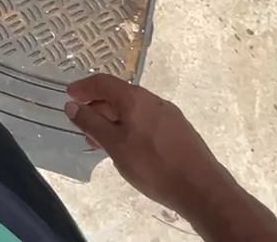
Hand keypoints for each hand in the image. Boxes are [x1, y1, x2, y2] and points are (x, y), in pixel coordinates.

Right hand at [65, 74, 276, 241]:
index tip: (70, 97)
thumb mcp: (114, 145)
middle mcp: (153, 100)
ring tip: (107, 141)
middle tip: (85, 124)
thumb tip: (71, 105)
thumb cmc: (153, 165)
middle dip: (98, 107)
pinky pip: (149, 121)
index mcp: (134, 98)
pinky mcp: (183, 133)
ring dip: (115, 119)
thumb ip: (90, 122)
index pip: (102, 82)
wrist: (206, 193)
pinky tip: (132, 148)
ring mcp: (171, 117)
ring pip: (135, 110)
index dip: (83, 87)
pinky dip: (133, 127)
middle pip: (119, 95)